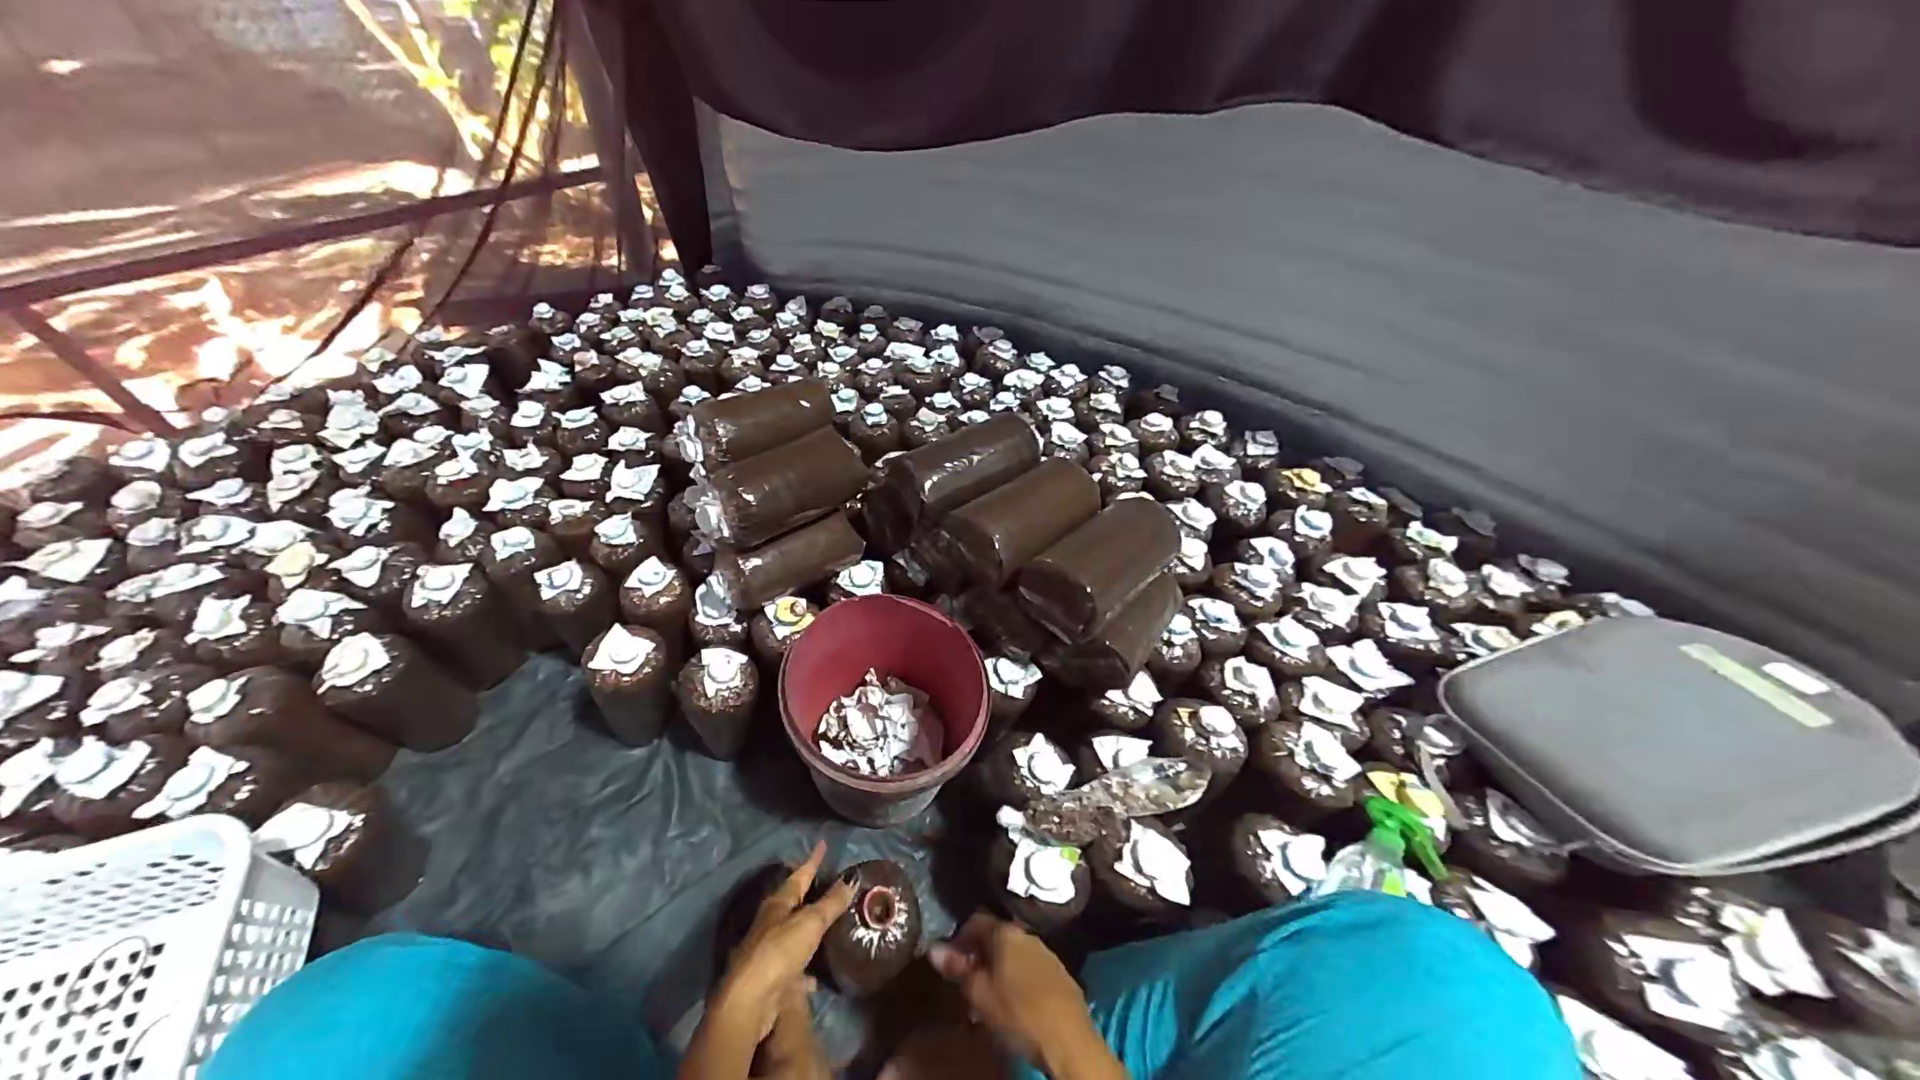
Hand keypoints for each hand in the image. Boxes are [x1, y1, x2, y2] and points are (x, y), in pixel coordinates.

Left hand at [712, 841, 855, 1041]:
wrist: (750, 1002)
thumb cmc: (779, 952)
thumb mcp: (810, 922)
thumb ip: (831, 902)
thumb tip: (852, 878)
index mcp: (778, 904)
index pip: (800, 875)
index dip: (813, 860)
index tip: (823, 844)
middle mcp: (771, 923)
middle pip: (793, 901)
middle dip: (808, 890)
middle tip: (826, 879)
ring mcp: (770, 950)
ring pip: (794, 931)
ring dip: (809, 925)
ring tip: (829, 921)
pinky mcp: (774, 976)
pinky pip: (797, 963)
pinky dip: (809, 963)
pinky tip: (821, 972)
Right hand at [929, 914, 1122, 1079]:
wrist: (1068, 1040)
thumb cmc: (1017, 1013)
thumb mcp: (979, 994)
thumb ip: (956, 968)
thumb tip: (934, 948)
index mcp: (1005, 932)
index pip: (975, 920)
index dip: (959, 938)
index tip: (952, 961)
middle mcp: (1027, 934)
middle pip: (996, 936)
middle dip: (980, 955)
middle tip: (969, 983)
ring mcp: (1047, 952)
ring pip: (1014, 953)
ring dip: (1000, 968)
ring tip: (990, 996)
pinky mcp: (1060, 973)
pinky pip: (1031, 967)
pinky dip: (1019, 978)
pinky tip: (1016, 1002)